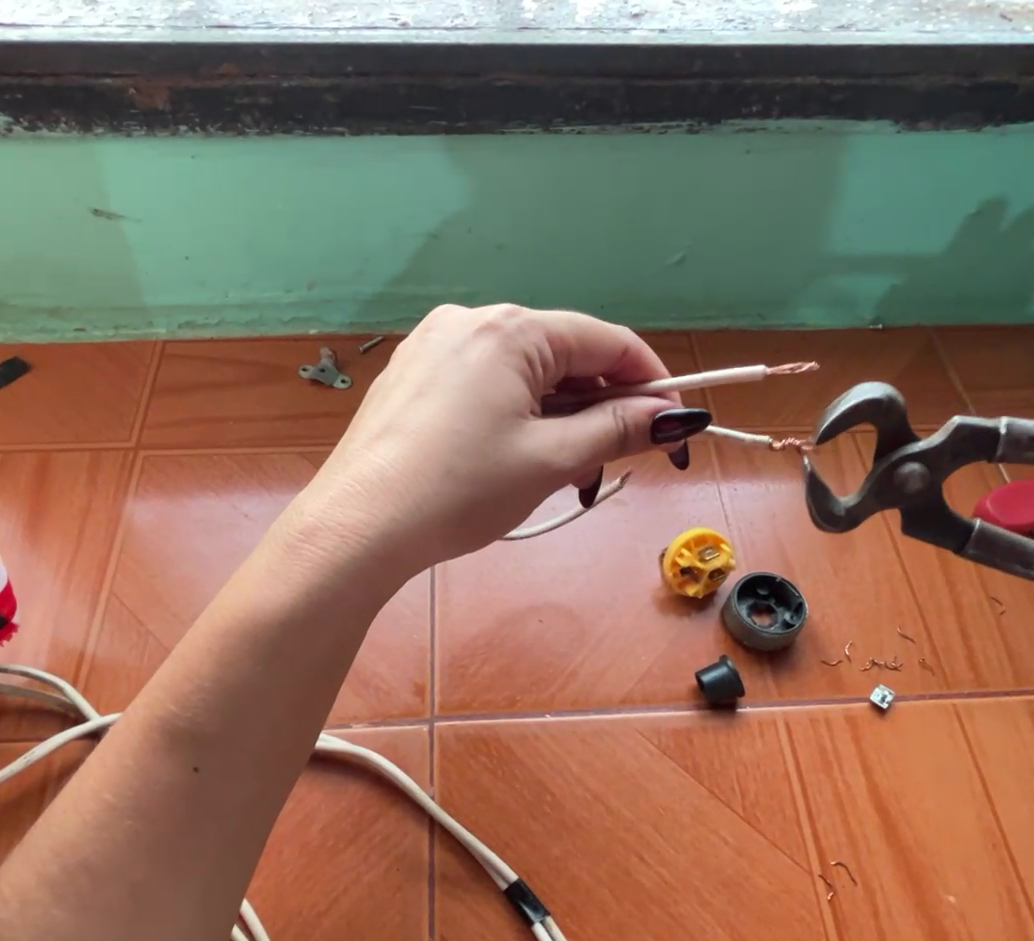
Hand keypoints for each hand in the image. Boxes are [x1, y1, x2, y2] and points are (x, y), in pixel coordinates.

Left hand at [291, 304, 705, 575]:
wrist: (358, 527)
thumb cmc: (460, 490)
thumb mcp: (550, 460)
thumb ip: (618, 430)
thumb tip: (674, 416)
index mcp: (510, 330)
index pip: (605, 340)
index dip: (651, 381)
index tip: (674, 426)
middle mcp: (471, 321)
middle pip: (563, 356)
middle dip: (600, 409)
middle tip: (612, 466)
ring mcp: (434, 346)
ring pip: (524, 375)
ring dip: (559, 420)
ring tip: (565, 476)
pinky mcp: (413, 376)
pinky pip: (485, 385)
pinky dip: (517, 417)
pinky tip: (515, 460)